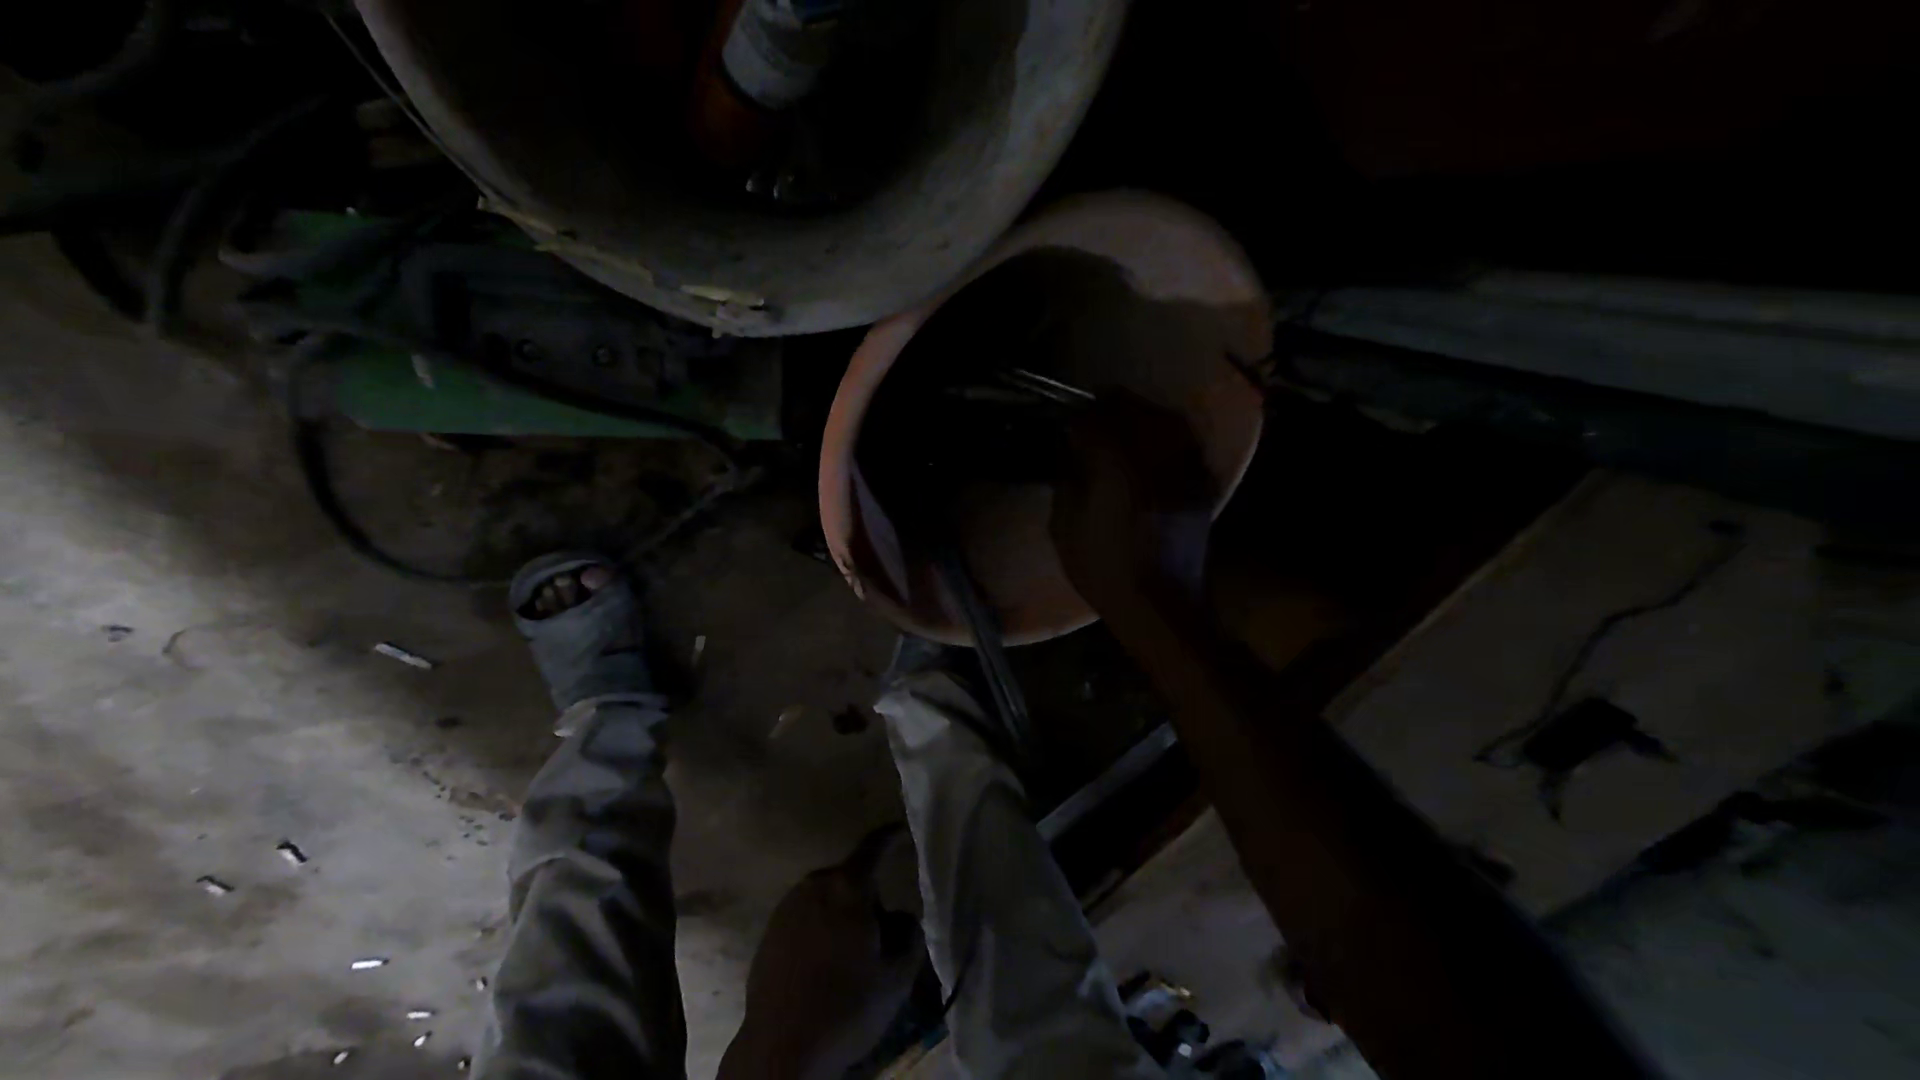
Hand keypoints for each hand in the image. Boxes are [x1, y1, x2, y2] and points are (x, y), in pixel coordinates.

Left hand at [720, 851, 922, 1079]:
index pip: (874, 846)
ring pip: (828, 898)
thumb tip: (903, 918)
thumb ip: (910, 936)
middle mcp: (815, 885)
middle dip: (869, 898)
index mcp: (848, 887)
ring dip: (843, 914)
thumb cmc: (846, 1007)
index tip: (903, 830)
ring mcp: (787, 906)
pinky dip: (820, 929)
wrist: (780, 1048)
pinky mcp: (770, 931)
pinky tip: (824, 967)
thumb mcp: (897, 977)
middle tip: (881, 937)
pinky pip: (806, 917)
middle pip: (851, 879)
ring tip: (851, 958)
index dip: (892, 836)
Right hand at [1050, 392, 1213, 618]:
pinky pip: (1187, 443)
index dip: (1078, 419)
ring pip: (1166, 421)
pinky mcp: (1201, 486)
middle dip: (1110, 405)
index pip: (1096, 424)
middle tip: (1093, 408)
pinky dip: (1169, 432)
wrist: (1161, 607)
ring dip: (1142, 412)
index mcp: (1117, 475)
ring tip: (1125, 415)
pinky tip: (1155, 439)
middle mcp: (1155, 464)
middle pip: (1134, 412)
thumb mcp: (1065, 530)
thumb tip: (1071, 452)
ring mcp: (1183, 473)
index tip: (1067, 422)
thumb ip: (1066, 482)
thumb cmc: (1105, 573)